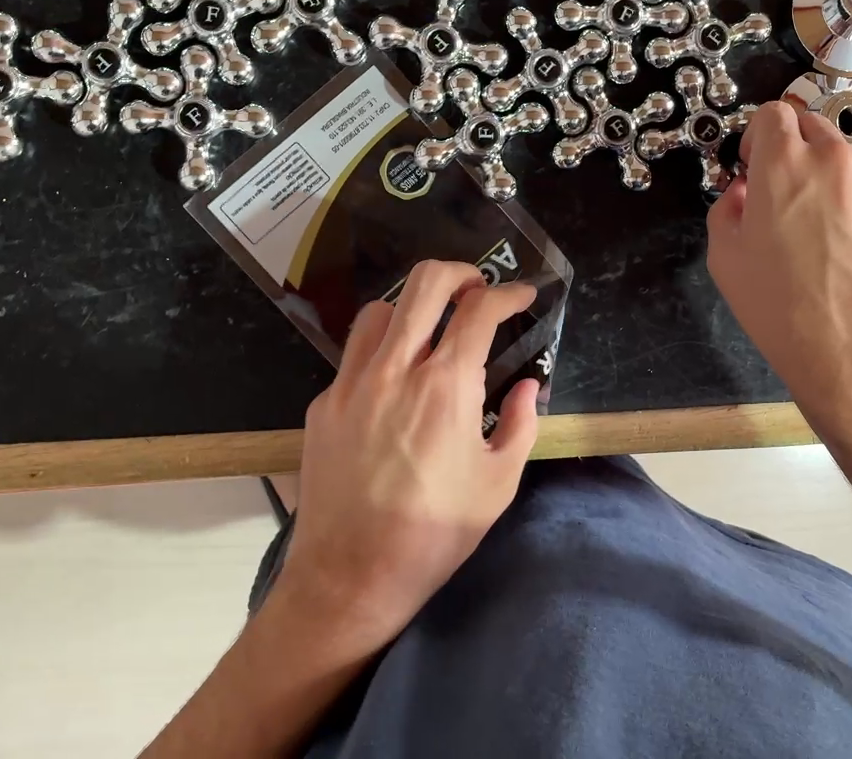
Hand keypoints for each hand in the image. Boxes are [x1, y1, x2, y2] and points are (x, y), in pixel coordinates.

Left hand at [277, 261, 540, 659]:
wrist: (350, 578)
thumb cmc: (435, 532)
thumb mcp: (499, 483)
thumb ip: (520, 423)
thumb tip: (528, 387)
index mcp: (445, 387)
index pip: (479, 311)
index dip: (509, 293)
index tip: (524, 295)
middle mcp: (395, 370)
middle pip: (425, 284)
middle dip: (460, 272)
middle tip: (479, 288)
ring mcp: (351, 384)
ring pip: (380, 310)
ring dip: (414, 307)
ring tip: (432, 330)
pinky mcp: (323, 406)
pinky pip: (354, 355)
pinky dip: (382, 349)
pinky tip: (395, 382)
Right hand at [706, 102, 851, 436]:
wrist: (850, 352)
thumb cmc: (778, 308)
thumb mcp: (725, 257)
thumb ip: (727, 206)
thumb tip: (745, 189)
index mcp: (784, 164)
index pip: (773, 114)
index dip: (760, 137)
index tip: (757, 163)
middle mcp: (836, 160)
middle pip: (814, 129)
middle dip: (798, 154)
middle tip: (791, 199)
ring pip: (851, 165)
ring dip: (836, 185)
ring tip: (831, 237)